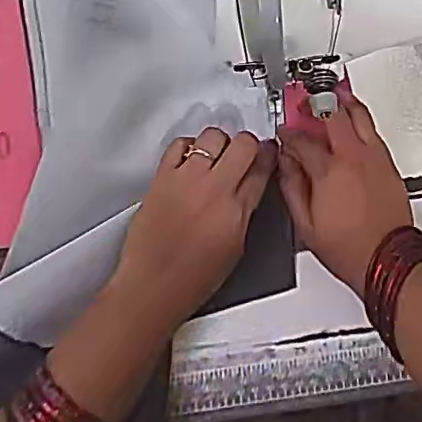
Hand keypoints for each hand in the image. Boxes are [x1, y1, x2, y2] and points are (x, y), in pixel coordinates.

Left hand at [109, 128, 275, 328]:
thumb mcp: (236, 247)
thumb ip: (245, 211)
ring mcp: (187, 180)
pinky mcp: (162, 177)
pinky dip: (188, 146)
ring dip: (218, 143)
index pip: (263, 168)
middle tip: (243, 152)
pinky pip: (179, 144)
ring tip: (214, 155)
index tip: (268, 152)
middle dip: (248, 144)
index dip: (269, 156)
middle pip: (243, 144)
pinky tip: (189, 159)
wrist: (153, 285)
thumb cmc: (191, 277)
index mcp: (237, 211)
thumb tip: (249, 187)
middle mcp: (214, 190)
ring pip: (213, 136)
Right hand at [277, 97, 413, 292]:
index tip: (284, 135)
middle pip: (332, 115)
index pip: (302, 141)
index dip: (288, 134)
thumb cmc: (351, 248)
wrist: (387, 259)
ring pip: (359, 114)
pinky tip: (353, 120)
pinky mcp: (388, 163)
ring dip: (342, 102)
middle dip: (314, 104)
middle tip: (305, 102)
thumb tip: (286, 165)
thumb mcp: (306, 225)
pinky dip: (361, 119)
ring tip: (332, 97)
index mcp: (328, 171)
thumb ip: (292, 188)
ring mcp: (374, 158)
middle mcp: (353, 158)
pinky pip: (373, 130)